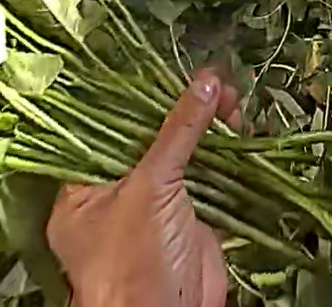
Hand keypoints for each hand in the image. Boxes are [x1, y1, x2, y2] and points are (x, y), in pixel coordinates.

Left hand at [47, 69, 239, 306]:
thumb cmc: (134, 261)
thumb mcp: (150, 186)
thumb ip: (179, 129)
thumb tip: (207, 81)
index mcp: (87, 188)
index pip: (113, 126)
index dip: (146, 96)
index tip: (177, 69)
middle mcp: (120, 191)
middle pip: (156, 134)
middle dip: (189, 107)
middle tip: (219, 84)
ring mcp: (158, 204)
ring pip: (186, 150)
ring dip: (213, 123)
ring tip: (236, 100)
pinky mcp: (192, 214)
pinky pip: (209, 172)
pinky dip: (228, 149)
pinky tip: (245, 127)